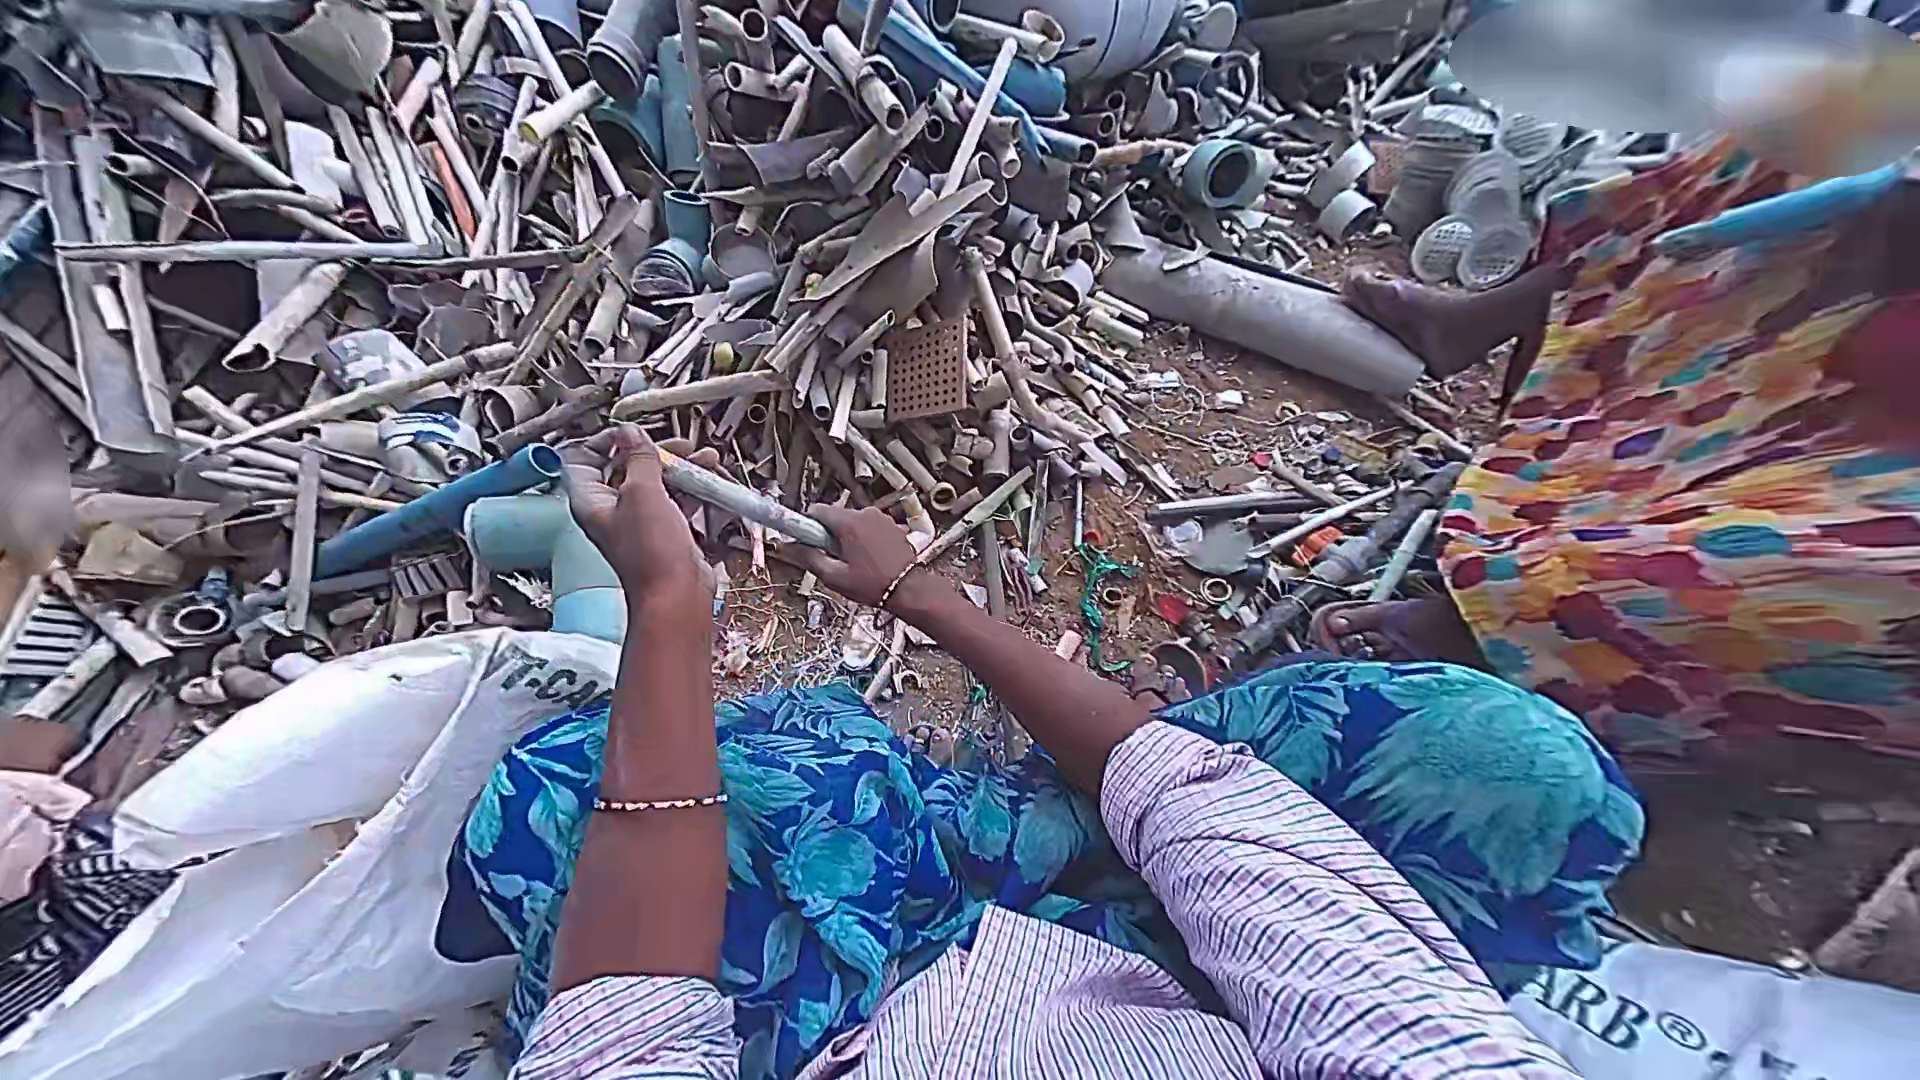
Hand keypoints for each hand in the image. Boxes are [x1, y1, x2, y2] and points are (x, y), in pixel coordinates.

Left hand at [560, 425, 717, 604]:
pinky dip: (691, 489)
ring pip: (656, 483)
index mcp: (591, 501)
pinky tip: (708, 481)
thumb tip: (629, 432)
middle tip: (678, 447)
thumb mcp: (644, 494)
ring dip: (679, 469)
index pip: (583, 459)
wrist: (678, 593)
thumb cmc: (653, 554)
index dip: (606, 442)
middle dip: (654, 453)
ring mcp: (640, 522)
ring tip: (703, 459)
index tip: (633, 433)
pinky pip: (675, 501)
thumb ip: (638, 460)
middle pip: (626, 468)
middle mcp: (611, 511)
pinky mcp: (665, 532)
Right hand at [779, 504, 927, 608]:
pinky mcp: (891, 525)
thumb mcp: (835, 576)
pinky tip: (867, 558)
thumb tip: (788, 548)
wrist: (909, 590)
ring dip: (846, 537)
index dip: (807, 526)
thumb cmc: (875, 585)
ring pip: (852, 521)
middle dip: (828, 534)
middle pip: (835, 516)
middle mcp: (866, 514)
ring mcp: (881, 518)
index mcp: (850, 523)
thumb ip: (809, 558)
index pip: (816, 511)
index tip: (804, 539)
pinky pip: (868, 526)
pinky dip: (863, 537)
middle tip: (832, 558)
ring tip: (852, 561)